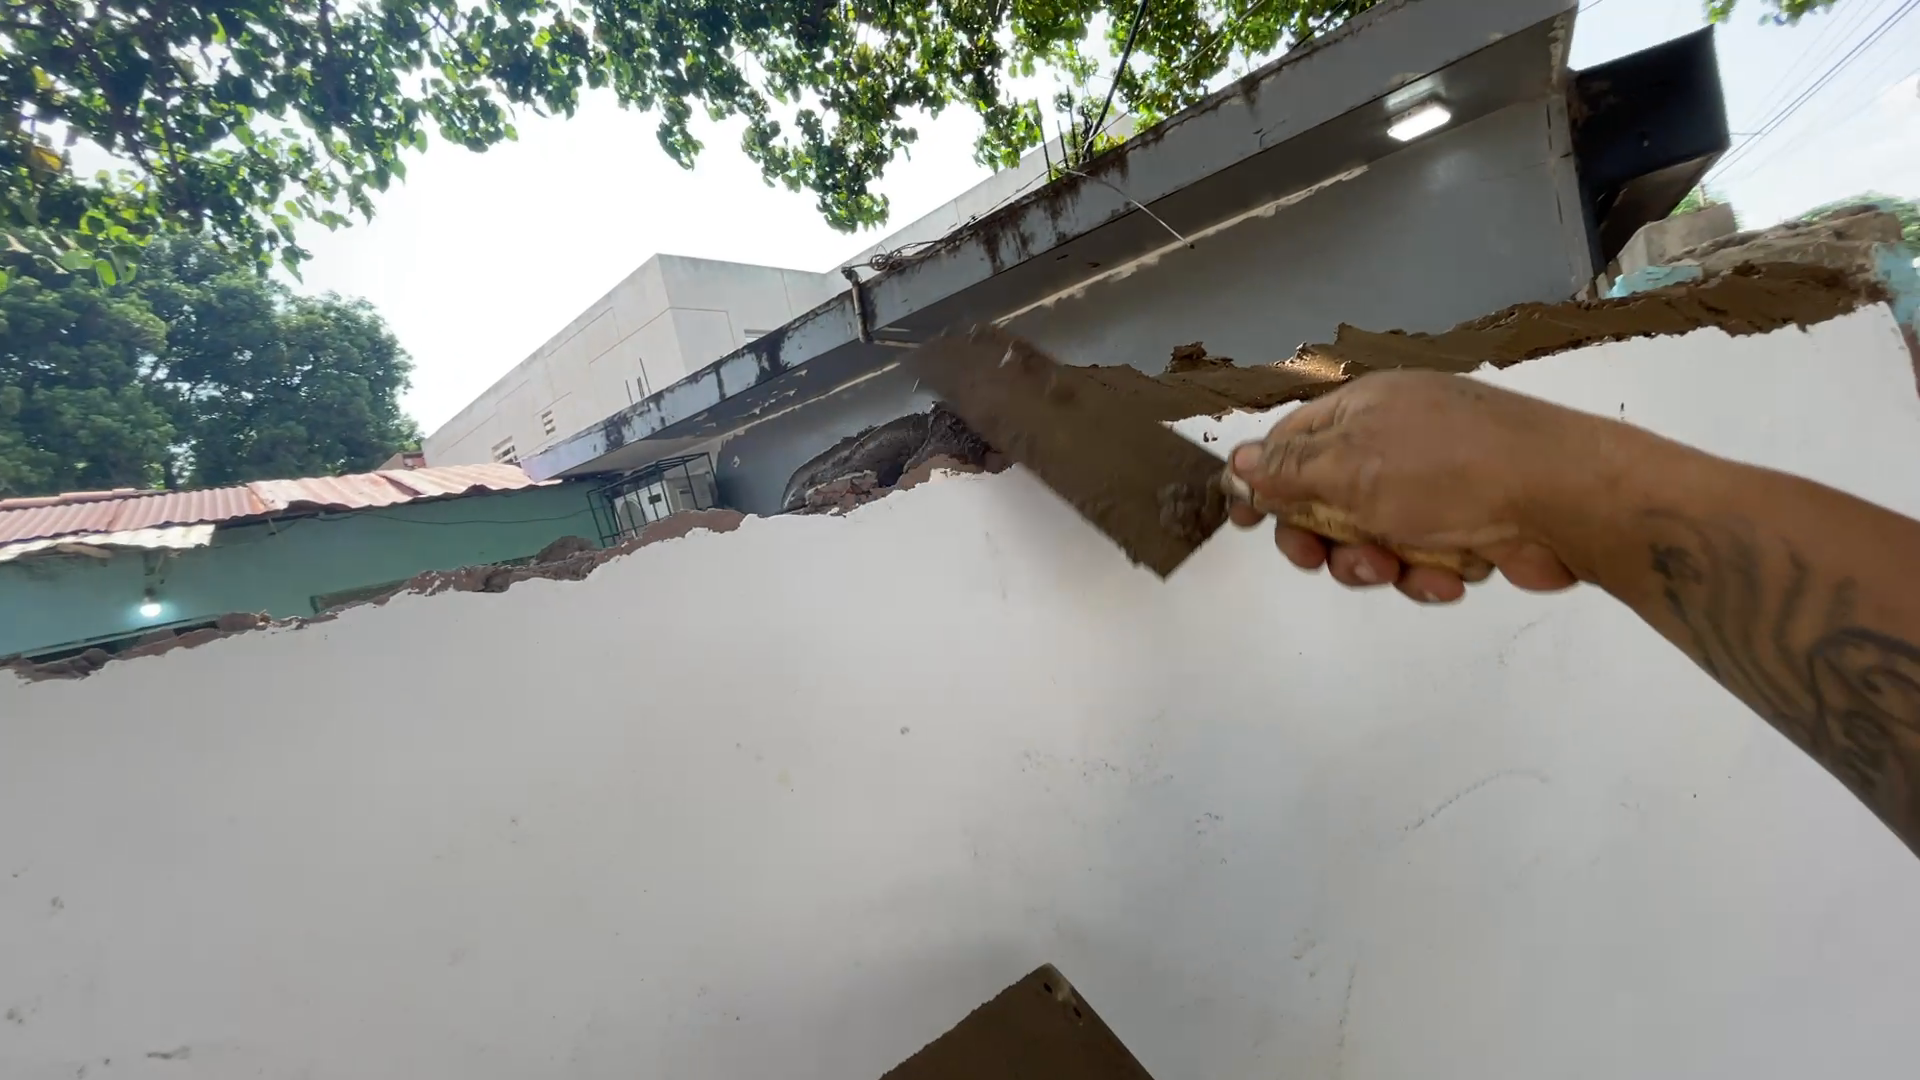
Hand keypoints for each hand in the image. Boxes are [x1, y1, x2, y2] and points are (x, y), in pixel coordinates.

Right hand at [1226, 370, 1619, 603]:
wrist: (1573, 501)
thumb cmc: (1447, 470)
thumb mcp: (1351, 466)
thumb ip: (1285, 469)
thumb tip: (1233, 464)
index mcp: (1362, 410)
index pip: (1288, 442)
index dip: (1261, 482)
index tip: (1245, 522)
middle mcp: (1390, 442)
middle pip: (1320, 497)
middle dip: (1318, 537)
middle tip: (1316, 559)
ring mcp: (1427, 483)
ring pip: (1364, 536)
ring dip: (1370, 562)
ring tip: (1395, 569)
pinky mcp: (1460, 523)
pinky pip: (1412, 554)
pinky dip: (1421, 572)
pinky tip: (1445, 578)